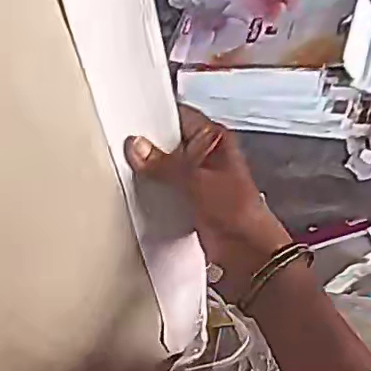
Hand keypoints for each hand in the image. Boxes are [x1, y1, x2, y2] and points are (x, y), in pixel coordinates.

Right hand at [127, 106, 291, 292]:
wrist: (248, 252)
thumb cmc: (237, 211)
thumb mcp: (196, 180)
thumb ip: (164, 164)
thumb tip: (138, 147)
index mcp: (213, 140)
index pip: (179, 117)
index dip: (155, 118)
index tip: (130, 123)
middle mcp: (206, 158)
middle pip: (170, 146)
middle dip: (149, 150)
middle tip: (123, 149)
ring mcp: (198, 183)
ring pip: (167, 172)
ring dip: (152, 176)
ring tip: (127, 172)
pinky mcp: (191, 206)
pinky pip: (167, 195)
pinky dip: (156, 197)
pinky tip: (141, 197)